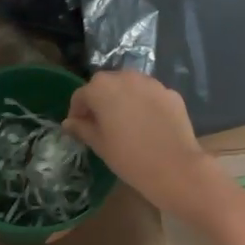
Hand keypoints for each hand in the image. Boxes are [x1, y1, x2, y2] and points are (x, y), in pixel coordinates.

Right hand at [64, 70, 218, 217]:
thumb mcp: (100, 144)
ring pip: (130, 87)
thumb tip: (69, 123)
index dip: (77, 112)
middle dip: (101, 102)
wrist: (174, 167)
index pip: (81, 95)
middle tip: (101, 125)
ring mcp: (151, 83)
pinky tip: (148, 126)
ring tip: (125, 124)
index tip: (79, 129)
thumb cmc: (129, 157)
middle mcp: (126, 77)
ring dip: (123, 100)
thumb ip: (82, 129)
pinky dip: (144, 105)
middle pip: (106, 86)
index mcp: (102, 88)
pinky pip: (150, 96)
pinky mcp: (170, 93)